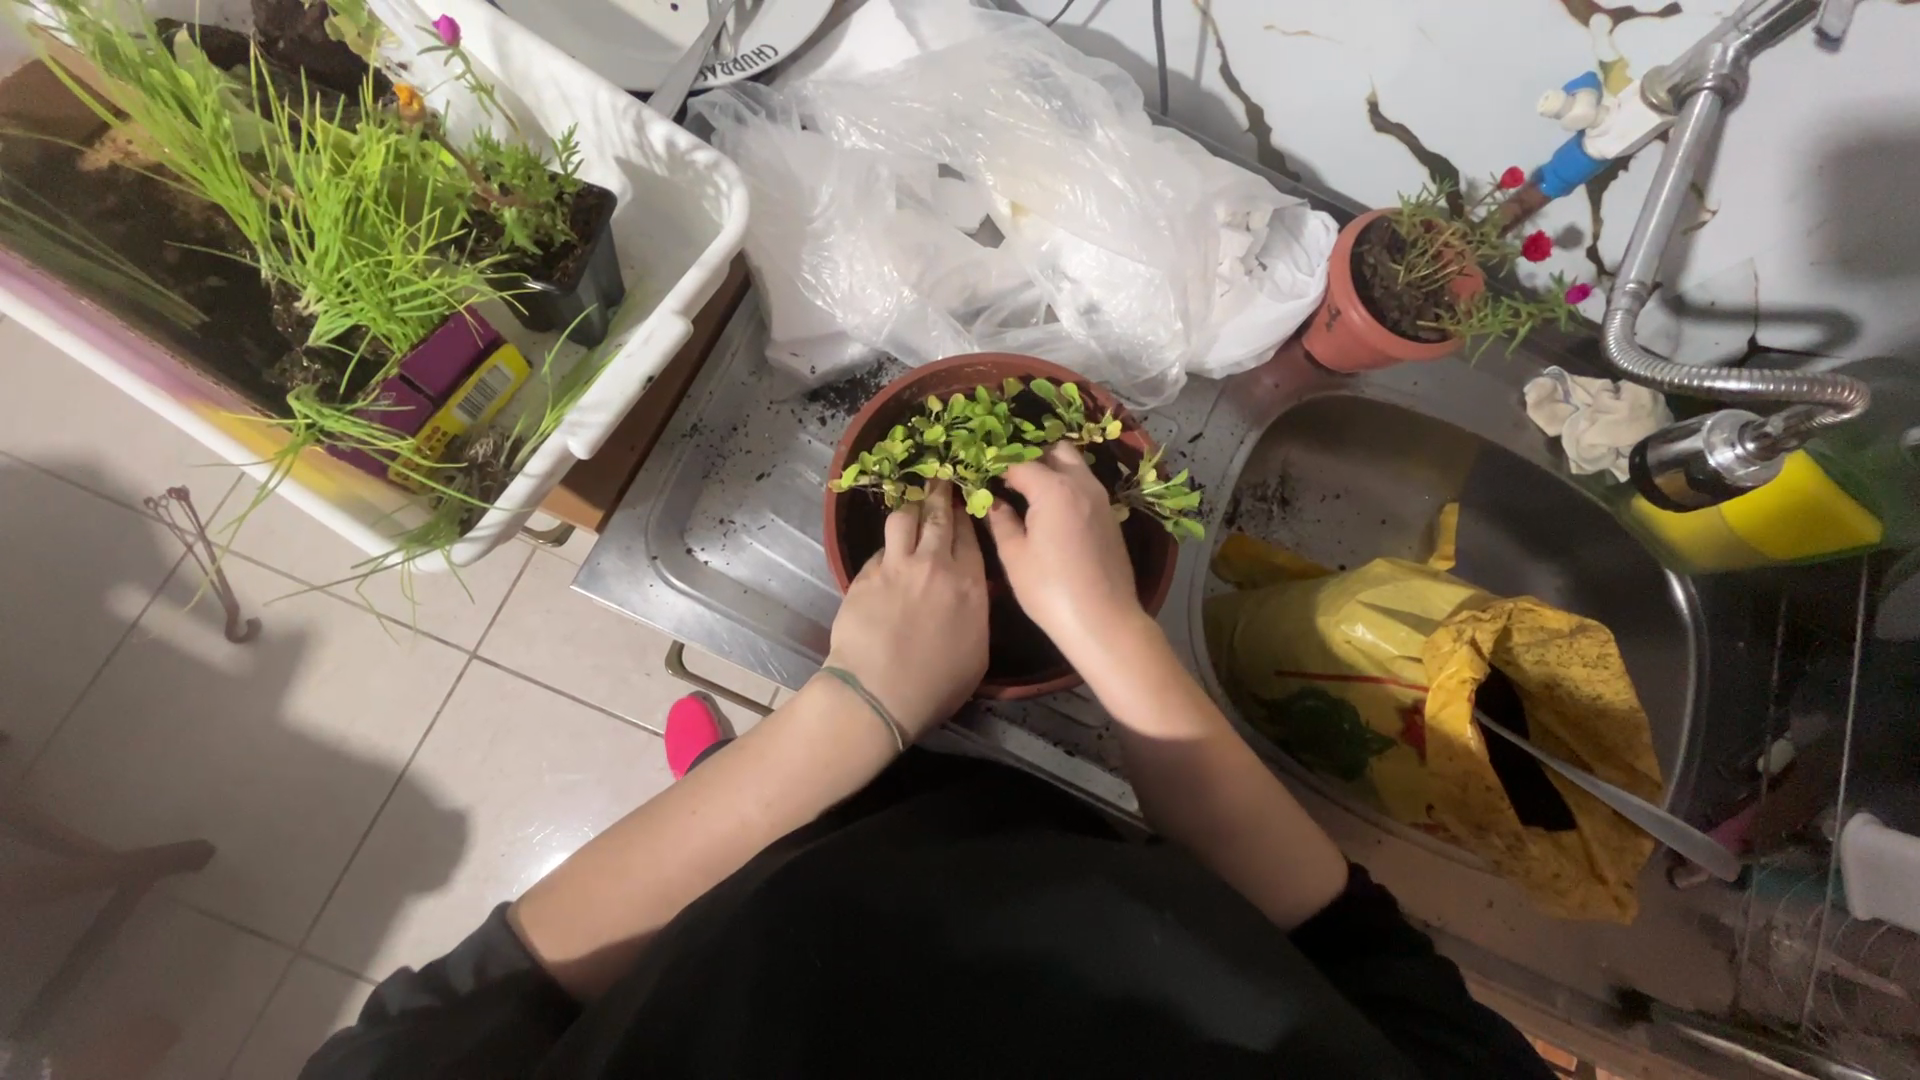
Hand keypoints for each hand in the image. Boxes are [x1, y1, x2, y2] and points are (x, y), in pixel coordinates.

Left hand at [824, 480, 988, 739]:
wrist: (879, 692)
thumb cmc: (936, 684)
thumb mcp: (978, 652)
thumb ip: (977, 612)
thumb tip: (971, 593)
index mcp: (969, 584)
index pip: (970, 535)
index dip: (967, 512)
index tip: (965, 498)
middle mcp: (935, 565)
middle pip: (938, 516)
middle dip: (940, 492)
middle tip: (940, 475)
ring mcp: (896, 566)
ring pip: (903, 520)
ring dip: (910, 508)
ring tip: (912, 499)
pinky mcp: (865, 575)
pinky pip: (880, 549)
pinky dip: (888, 546)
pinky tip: (889, 549)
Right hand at [987, 442, 1149, 661]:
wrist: (1103, 621)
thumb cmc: (1050, 589)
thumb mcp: (1014, 555)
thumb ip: (1001, 521)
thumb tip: (993, 502)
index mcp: (1054, 488)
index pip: (1019, 462)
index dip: (996, 465)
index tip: (980, 473)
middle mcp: (1082, 484)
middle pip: (1055, 451)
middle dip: (1030, 456)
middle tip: (1006, 476)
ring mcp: (1101, 499)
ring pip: (1075, 466)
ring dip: (1051, 469)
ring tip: (1025, 490)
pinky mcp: (1110, 517)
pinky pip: (1085, 486)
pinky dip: (1066, 486)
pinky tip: (1049, 509)